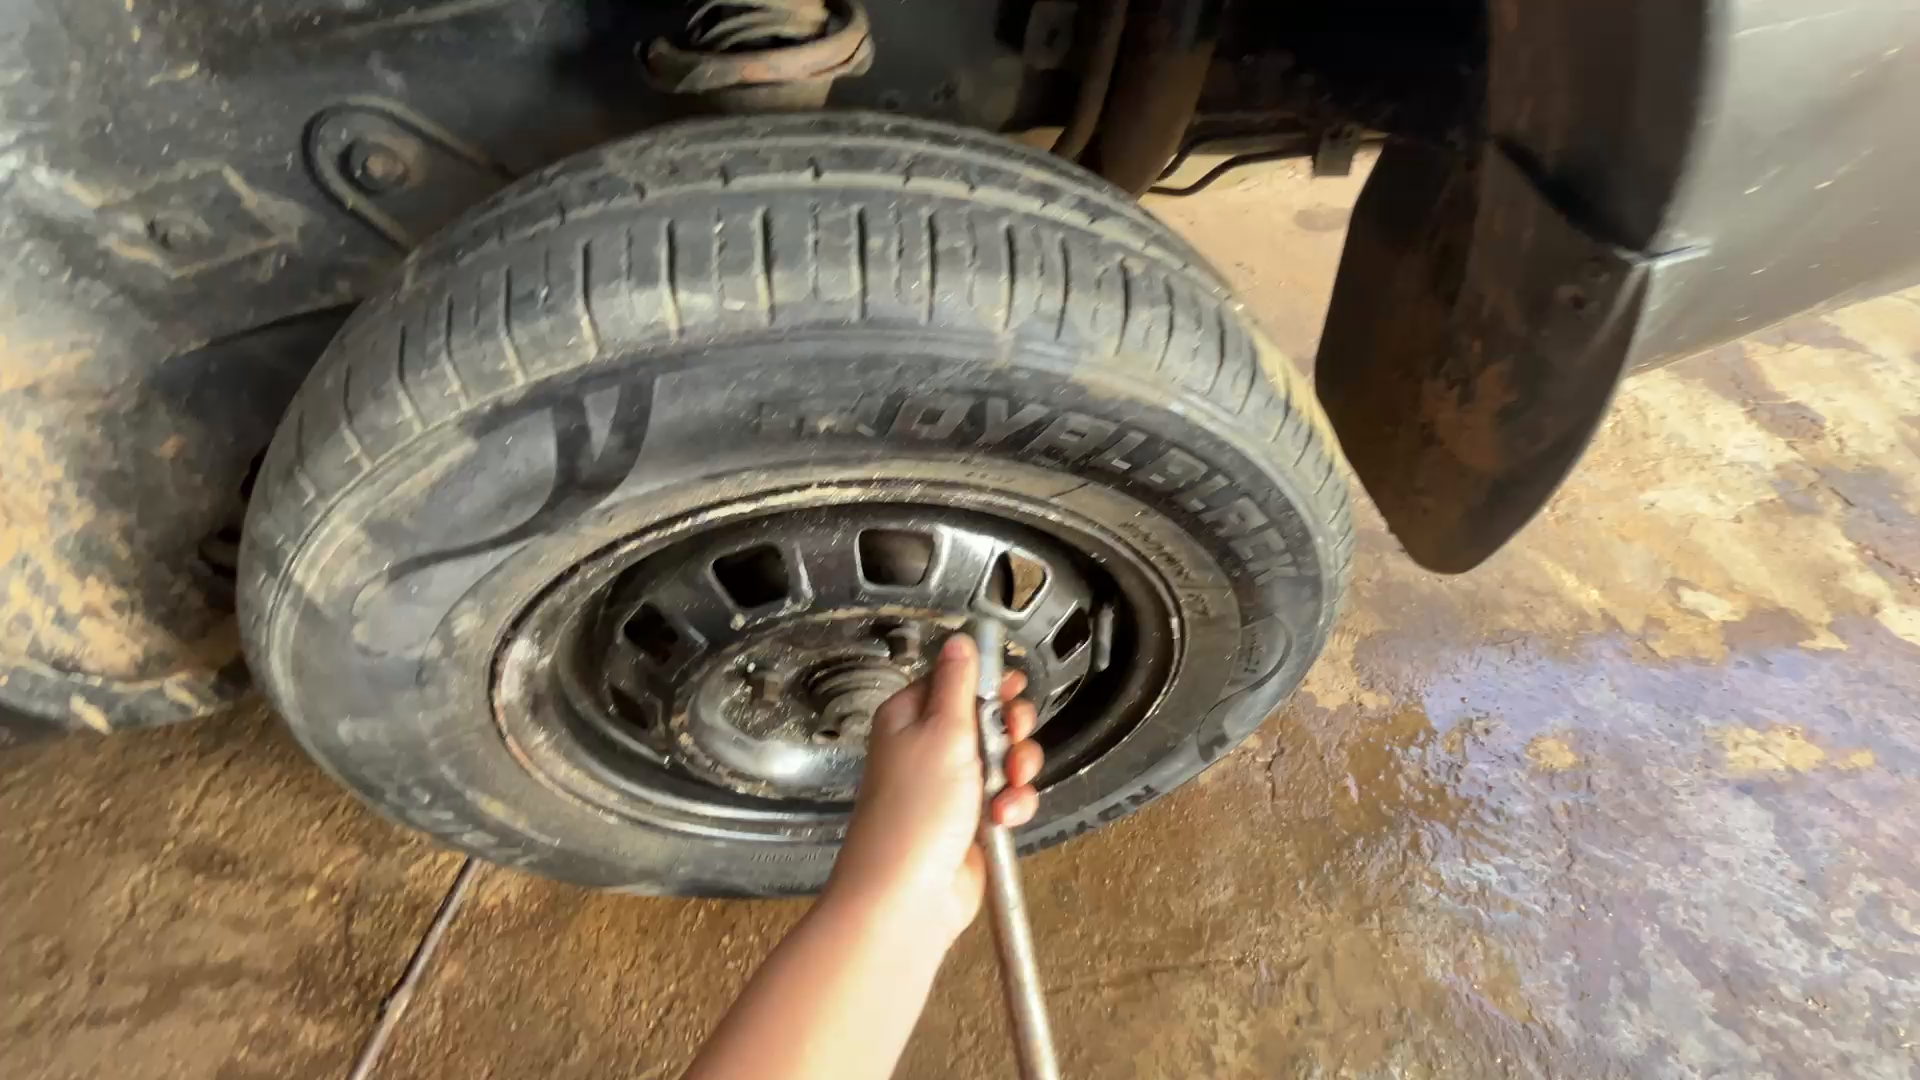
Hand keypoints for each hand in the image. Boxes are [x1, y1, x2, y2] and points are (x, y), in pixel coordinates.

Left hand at [824, 633, 1043, 946]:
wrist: (908, 897)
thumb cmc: (914, 811)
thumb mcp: (943, 731)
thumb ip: (959, 683)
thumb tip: (960, 640)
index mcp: (911, 714)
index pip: (957, 678)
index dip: (990, 683)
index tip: (1012, 691)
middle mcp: (928, 744)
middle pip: (987, 716)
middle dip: (1010, 730)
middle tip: (1011, 741)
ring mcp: (949, 782)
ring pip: (1003, 756)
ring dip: (1015, 771)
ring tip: (1007, 787)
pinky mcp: (969, 816)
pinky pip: (1005, 795)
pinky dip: (1011, 804)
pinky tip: (1002, 817)